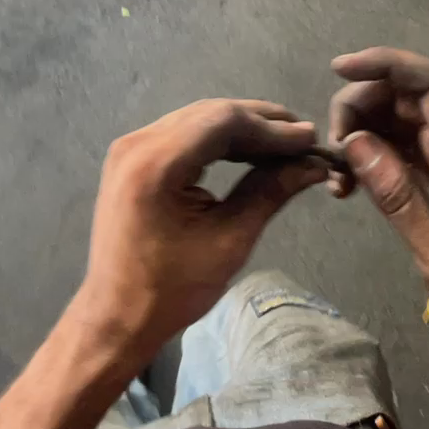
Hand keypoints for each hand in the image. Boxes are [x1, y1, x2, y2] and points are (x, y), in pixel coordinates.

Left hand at [74, 99, 328, 356]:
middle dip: (259, 122)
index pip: (222, 121)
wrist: (116, 315)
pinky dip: (217, 137)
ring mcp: (130, 146)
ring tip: (284, 142)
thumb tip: (313, 163)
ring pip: (197, 118)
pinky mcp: (132, 156)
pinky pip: (182, 132)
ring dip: (240, 127)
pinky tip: (247, 149)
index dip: (270, 127)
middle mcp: (137, 142)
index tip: (310, 138)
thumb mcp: (230, 241)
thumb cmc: (172, 289)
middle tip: (303, 137)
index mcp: (155, 164)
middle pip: (209, 114)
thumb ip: (269, 191)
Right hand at [328, 48, 428, 347]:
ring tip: (339, 175)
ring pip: (398, 117)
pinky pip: (400, 145)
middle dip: (360, 105)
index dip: (386, 63)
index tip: (340, 69)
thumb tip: (354, 142)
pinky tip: (352, 184)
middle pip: (405, 94)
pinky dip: (371, 154)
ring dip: (361, 131)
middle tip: (334, 148)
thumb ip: (398, 197)